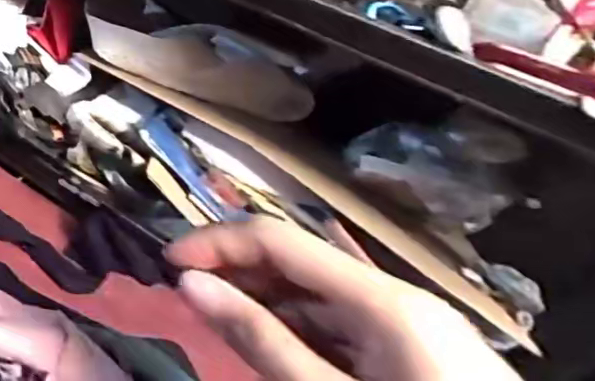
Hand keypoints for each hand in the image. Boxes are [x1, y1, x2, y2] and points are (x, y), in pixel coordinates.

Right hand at [168, 219, 516, 380]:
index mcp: (383, 298)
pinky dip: (304, 331)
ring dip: (268, 303)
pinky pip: (346, 326)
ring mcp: (418, 327)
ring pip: (320, 294)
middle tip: (191, 296)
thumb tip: (186, 282)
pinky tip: (279, 351)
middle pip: (299, 260)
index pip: (277, 237)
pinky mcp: (426, 356)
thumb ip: (261, 341)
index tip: (169, 263)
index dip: (215, 242)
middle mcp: (399, 296)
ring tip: (228, 325)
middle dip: (239, 272)